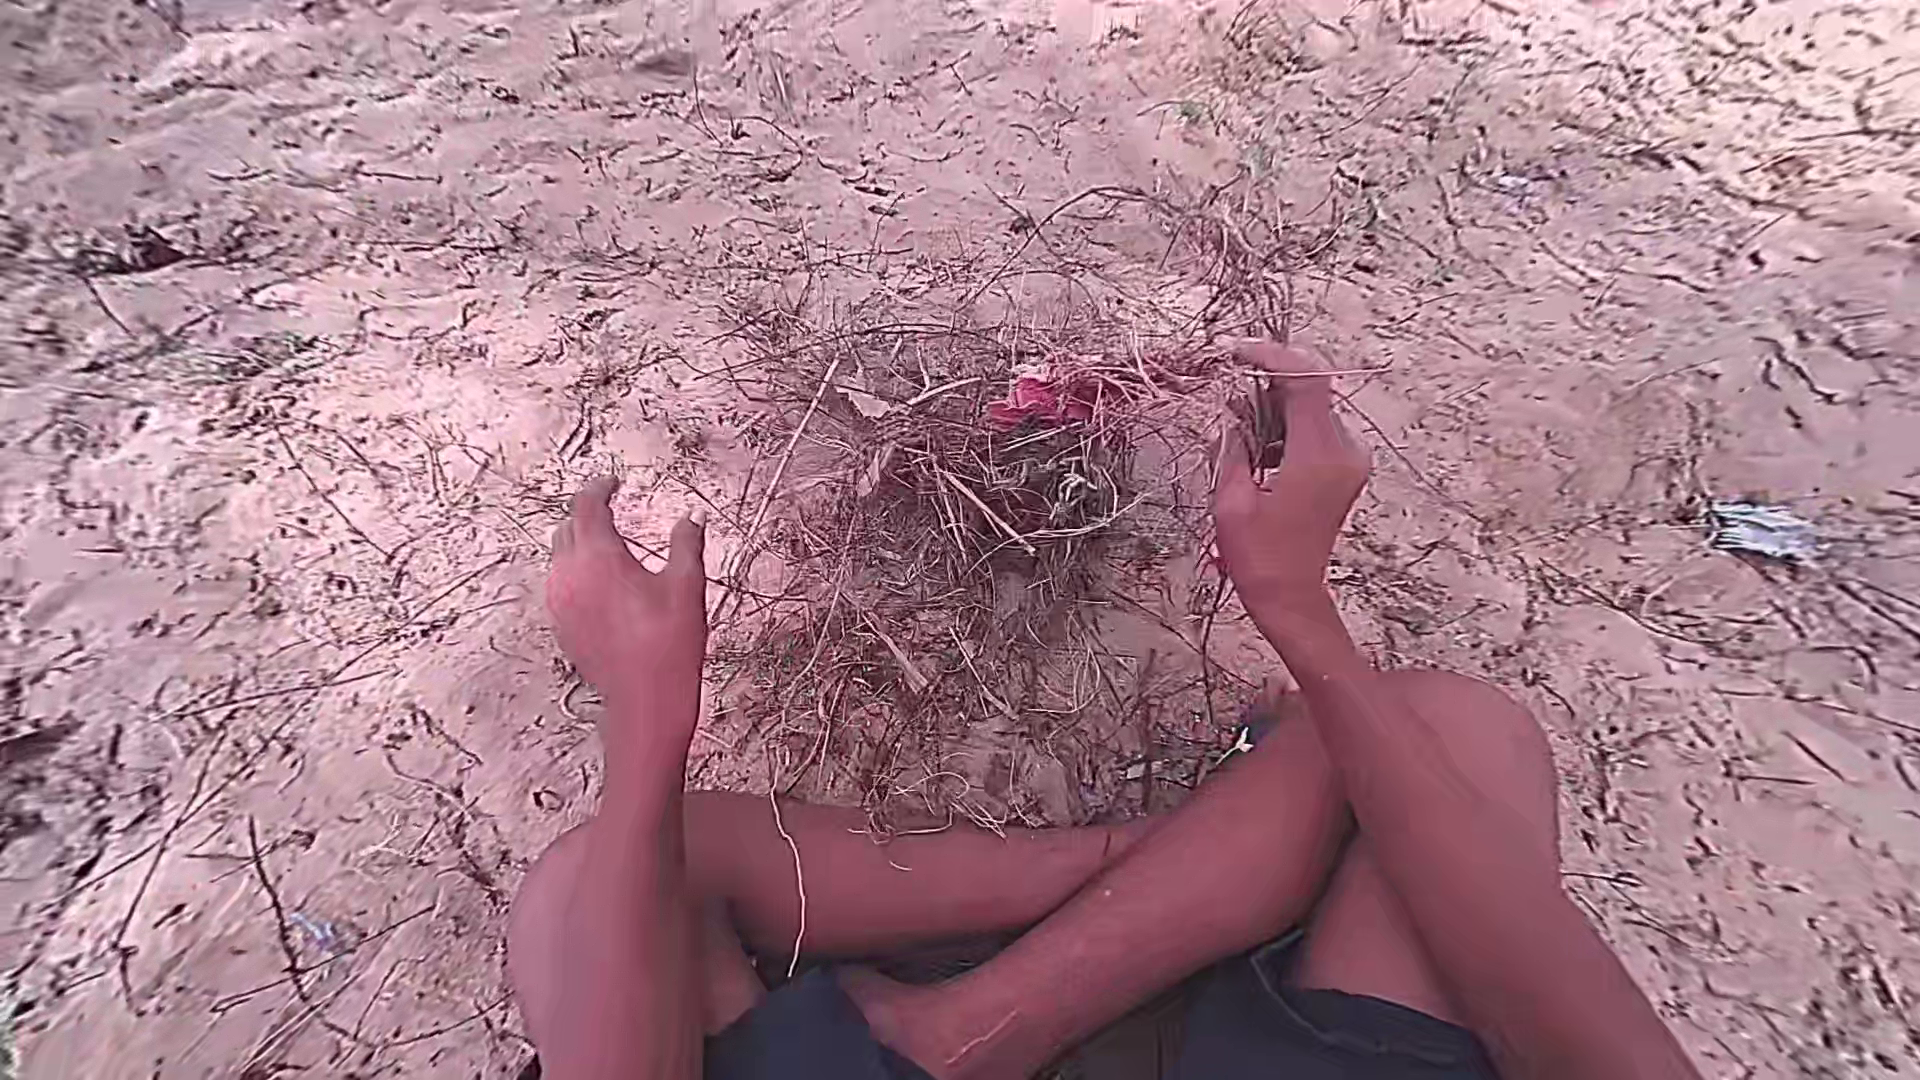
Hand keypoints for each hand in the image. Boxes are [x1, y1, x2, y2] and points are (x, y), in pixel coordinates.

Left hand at [547, 477, 707, 751]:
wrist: (646, 696)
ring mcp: (561, 602)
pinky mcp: (562, 624)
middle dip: (588, 514)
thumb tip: (689, 520)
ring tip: (611, 545)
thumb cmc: (669, 641)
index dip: (599, 488)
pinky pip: (561, 584)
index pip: (587, 507)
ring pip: (560, 557)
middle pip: (568, 528)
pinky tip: (603, 583)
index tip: (613, 482)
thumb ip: (686, 544)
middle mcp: (570, 576)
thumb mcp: (687, 584)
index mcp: (600, 558)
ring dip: (580, 543)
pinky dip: (577, 572)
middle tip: (612, 509)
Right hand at [1213, 341, 1368, 605]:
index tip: (1237, 352)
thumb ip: (1232, 447)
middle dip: (1266, 385)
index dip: (1271, 358)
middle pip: (1311, 392)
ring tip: (1234, 429)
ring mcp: (1348, 461)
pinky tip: (1254, 448)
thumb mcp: (1232, 498)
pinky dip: (1283, 428)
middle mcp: (1345, 452)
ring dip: (1272, 409)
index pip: (1306, 383)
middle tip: (1226, 392)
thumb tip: (1228, 412)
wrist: (1289, 594)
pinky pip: (1313, 432)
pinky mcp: (1342, 471)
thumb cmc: (1257, 554)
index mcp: (1319, 456)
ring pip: (1310, 411)